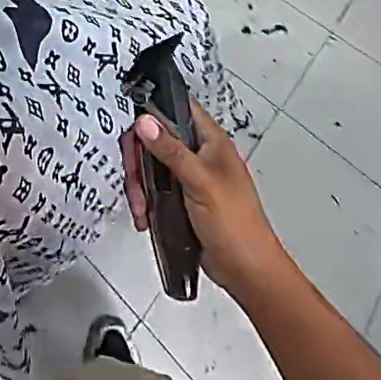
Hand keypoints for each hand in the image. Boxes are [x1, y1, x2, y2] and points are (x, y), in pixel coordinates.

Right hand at [121, 102, 291, 300]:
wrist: (247, 272)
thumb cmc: (235, 223)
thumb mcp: (200, 181)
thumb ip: (171, 151)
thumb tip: (145, 122)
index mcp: (211, 140)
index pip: (178, 107)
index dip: (154, 108)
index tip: (134, 124)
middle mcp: (199, 153)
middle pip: (157, 137)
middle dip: (140, 157)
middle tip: (134, 177)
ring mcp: (189, 176)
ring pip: (152, 164)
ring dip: (140, 183)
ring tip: (141, 207)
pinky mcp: (181, 198)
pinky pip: (154, 188)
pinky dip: (145, 199)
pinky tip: (144, 215)